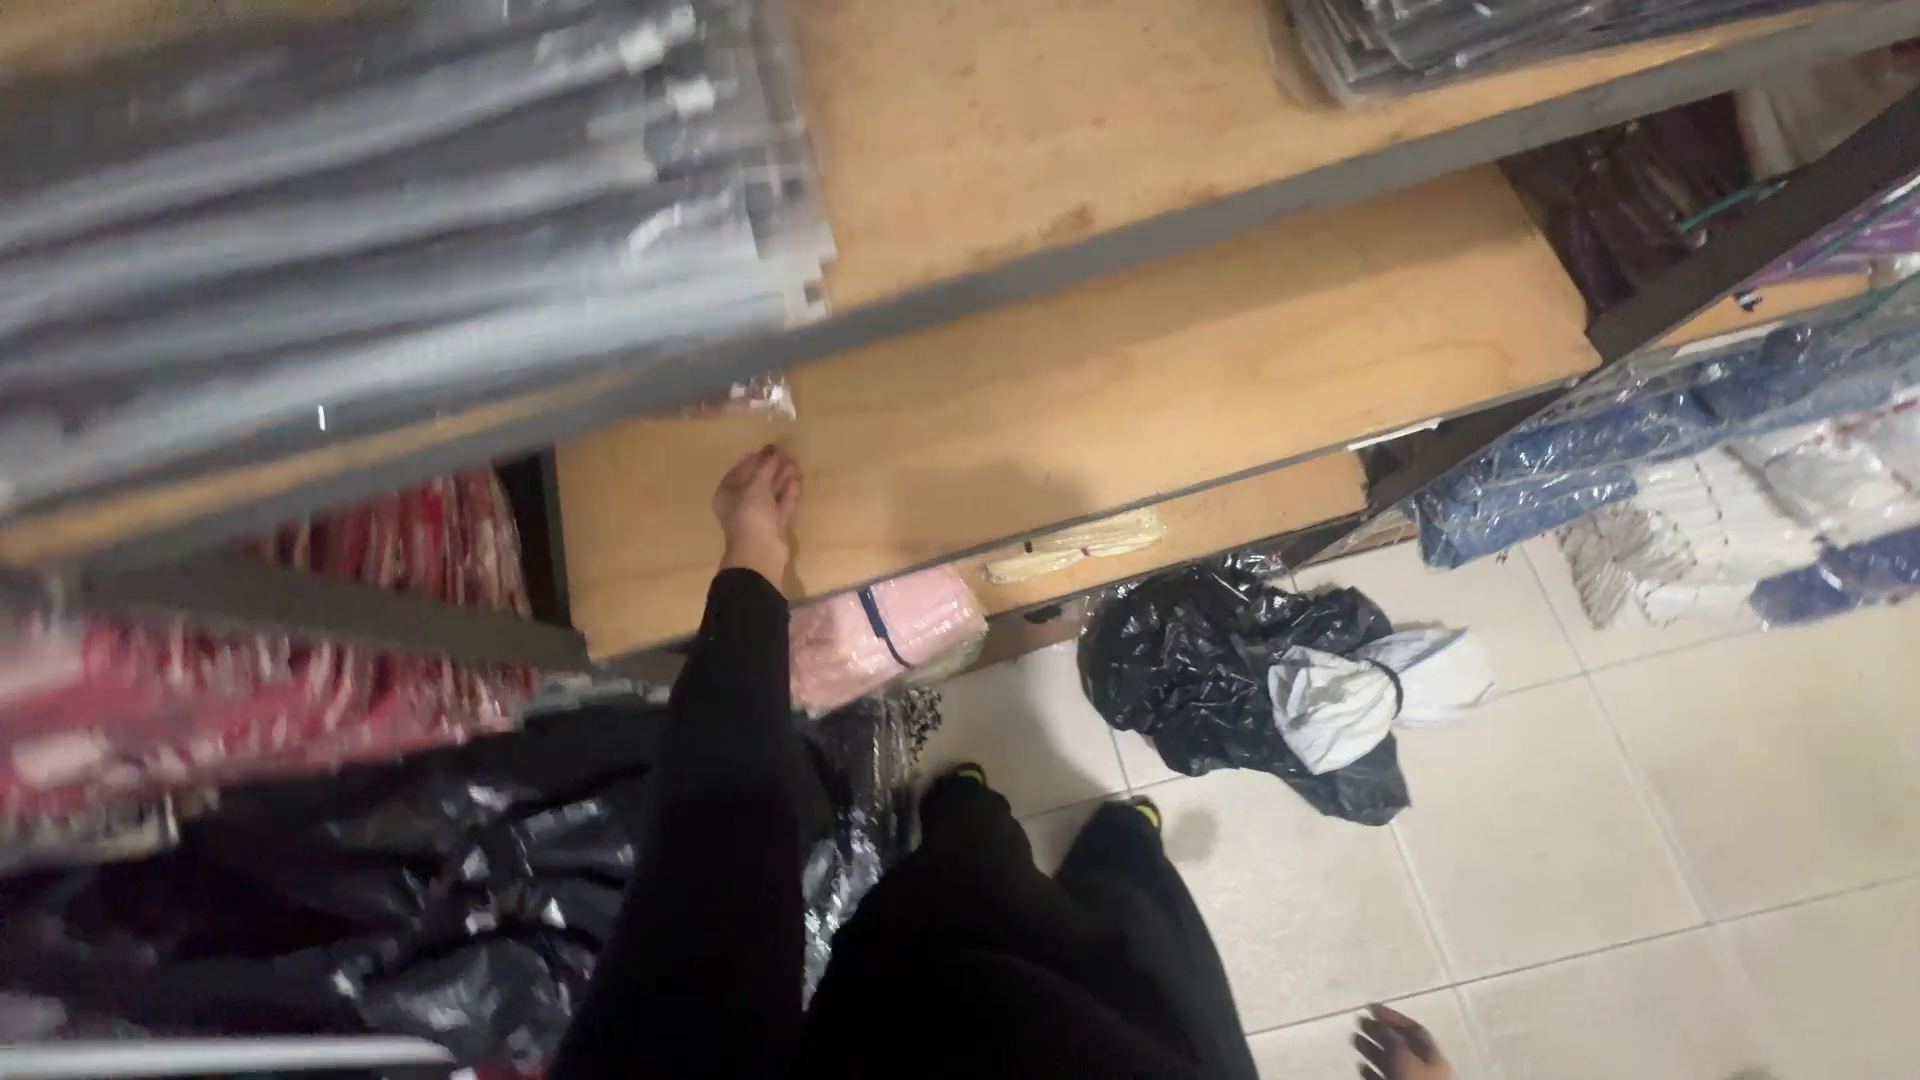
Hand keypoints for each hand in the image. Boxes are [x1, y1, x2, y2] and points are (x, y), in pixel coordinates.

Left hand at [713, 444, 800, 591]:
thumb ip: (766, 467)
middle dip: (771, 468)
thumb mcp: (756, 485)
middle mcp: (740, 504)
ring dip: (781, 480)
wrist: (760, 552)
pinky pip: (780, 505)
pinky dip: (787, 494)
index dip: (755, 459)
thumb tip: (774, 451)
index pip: (740, 471)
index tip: (770, 448)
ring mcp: (757, 516)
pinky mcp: (773, 525)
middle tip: (785, 455)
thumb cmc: (750, 514)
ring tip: (794, 465)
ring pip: (770, 493)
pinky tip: (797, 482)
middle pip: (756, 482)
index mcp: (727, 493)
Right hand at [1355, 1004, 1454, 1079]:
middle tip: (1358, 1022)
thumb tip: (1379, 1025)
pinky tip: (1361, 1068)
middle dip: (1379, 1032)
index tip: (1368, 1007)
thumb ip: (1390, 1038)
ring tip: (1354, 1040)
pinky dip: (1373, 1073)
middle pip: (1402, 1046)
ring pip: (1392, 1064)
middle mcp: (1427, 1071)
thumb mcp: (1401, 1056)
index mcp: (1433, 1058)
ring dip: (1372, 1050)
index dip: (1392, 1015)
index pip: (1414, 1029)